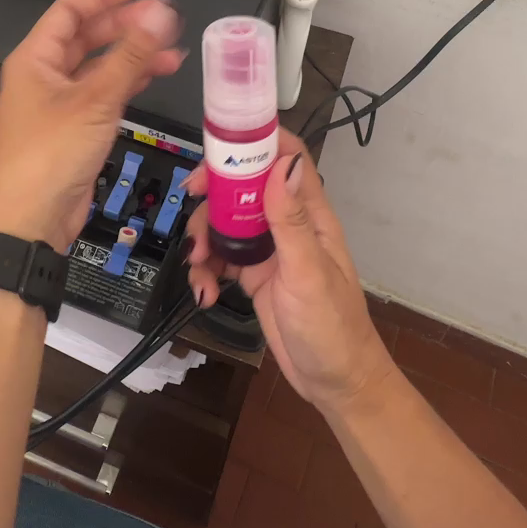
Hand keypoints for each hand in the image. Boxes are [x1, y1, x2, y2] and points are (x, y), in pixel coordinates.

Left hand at [0, 0, 183, 248]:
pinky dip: (129, 81)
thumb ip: (132, 55)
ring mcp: (59, 101)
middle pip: (89, 35)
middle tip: (165, 17)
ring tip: (173, 50)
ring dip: (133, 55)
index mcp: (35, 58)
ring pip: (100, 64)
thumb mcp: (96, 99)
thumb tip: (162, 13)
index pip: (72, 9)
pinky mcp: (74, 126)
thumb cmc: (51, 156)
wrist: (32, 220)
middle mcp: (44, 75)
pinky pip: (104, 90)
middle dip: (127, 24)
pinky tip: (156, 75)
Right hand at [185, 130, 398, 416]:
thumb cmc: (333, 328)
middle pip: (244, 186)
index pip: (287, 158)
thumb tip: (282, 163)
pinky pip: (222, 257)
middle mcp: (288, 223)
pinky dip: (208, 269)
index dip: (257, 143)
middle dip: (215, 190)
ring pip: (227, 221)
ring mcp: (269, 249)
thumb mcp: (309, 273)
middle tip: (191, 198)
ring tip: (197, 263)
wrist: (335, 383)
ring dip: (205, 236)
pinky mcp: (254, 274)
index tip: (221, 146)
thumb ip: (293, 220)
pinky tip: (206, 292)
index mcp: (310, 214)